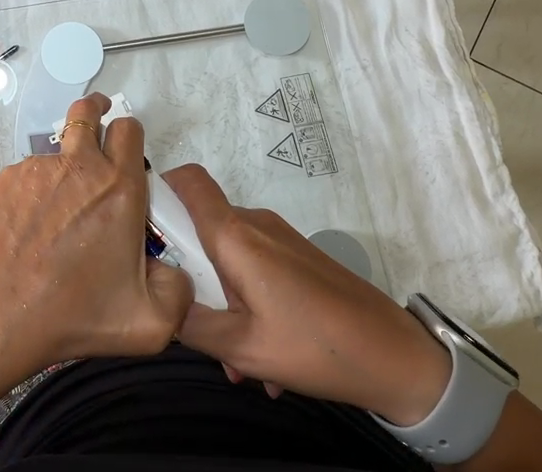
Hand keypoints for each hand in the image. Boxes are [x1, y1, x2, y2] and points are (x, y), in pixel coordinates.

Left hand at [0, 94, 192, 371]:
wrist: (6, 312)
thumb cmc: (79, 314)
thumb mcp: (154, 322)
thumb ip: (178, 288)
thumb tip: (168, 268)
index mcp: (120, 189)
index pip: (130, 130)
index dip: (131, 135)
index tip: (128, 149)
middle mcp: (80, 167)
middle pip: (87, 111)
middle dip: (97, 111)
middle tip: (100, 125)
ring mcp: (39, 169)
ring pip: (59, 151)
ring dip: (66, 167)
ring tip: (61, 214)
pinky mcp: (9, 180)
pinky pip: (31, 175)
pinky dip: (38, 191)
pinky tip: (35, 227)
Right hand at [165, 164, 451, 425]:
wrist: (400, 360)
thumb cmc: (316, 347)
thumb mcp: (241, 346)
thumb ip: (189, 322)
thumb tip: (156, 302)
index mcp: (235, 235)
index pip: (185, 181)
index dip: (156, 192)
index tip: (140, 231)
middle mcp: (256, 225)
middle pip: (201, 231)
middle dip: (190, 276)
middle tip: (192, 324)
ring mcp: (281, 239)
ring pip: (229, 258)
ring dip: (222, 301)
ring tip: (237, 361)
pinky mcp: (299, 258)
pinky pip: (255, 269)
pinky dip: (248, 303)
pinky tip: (263, 357)